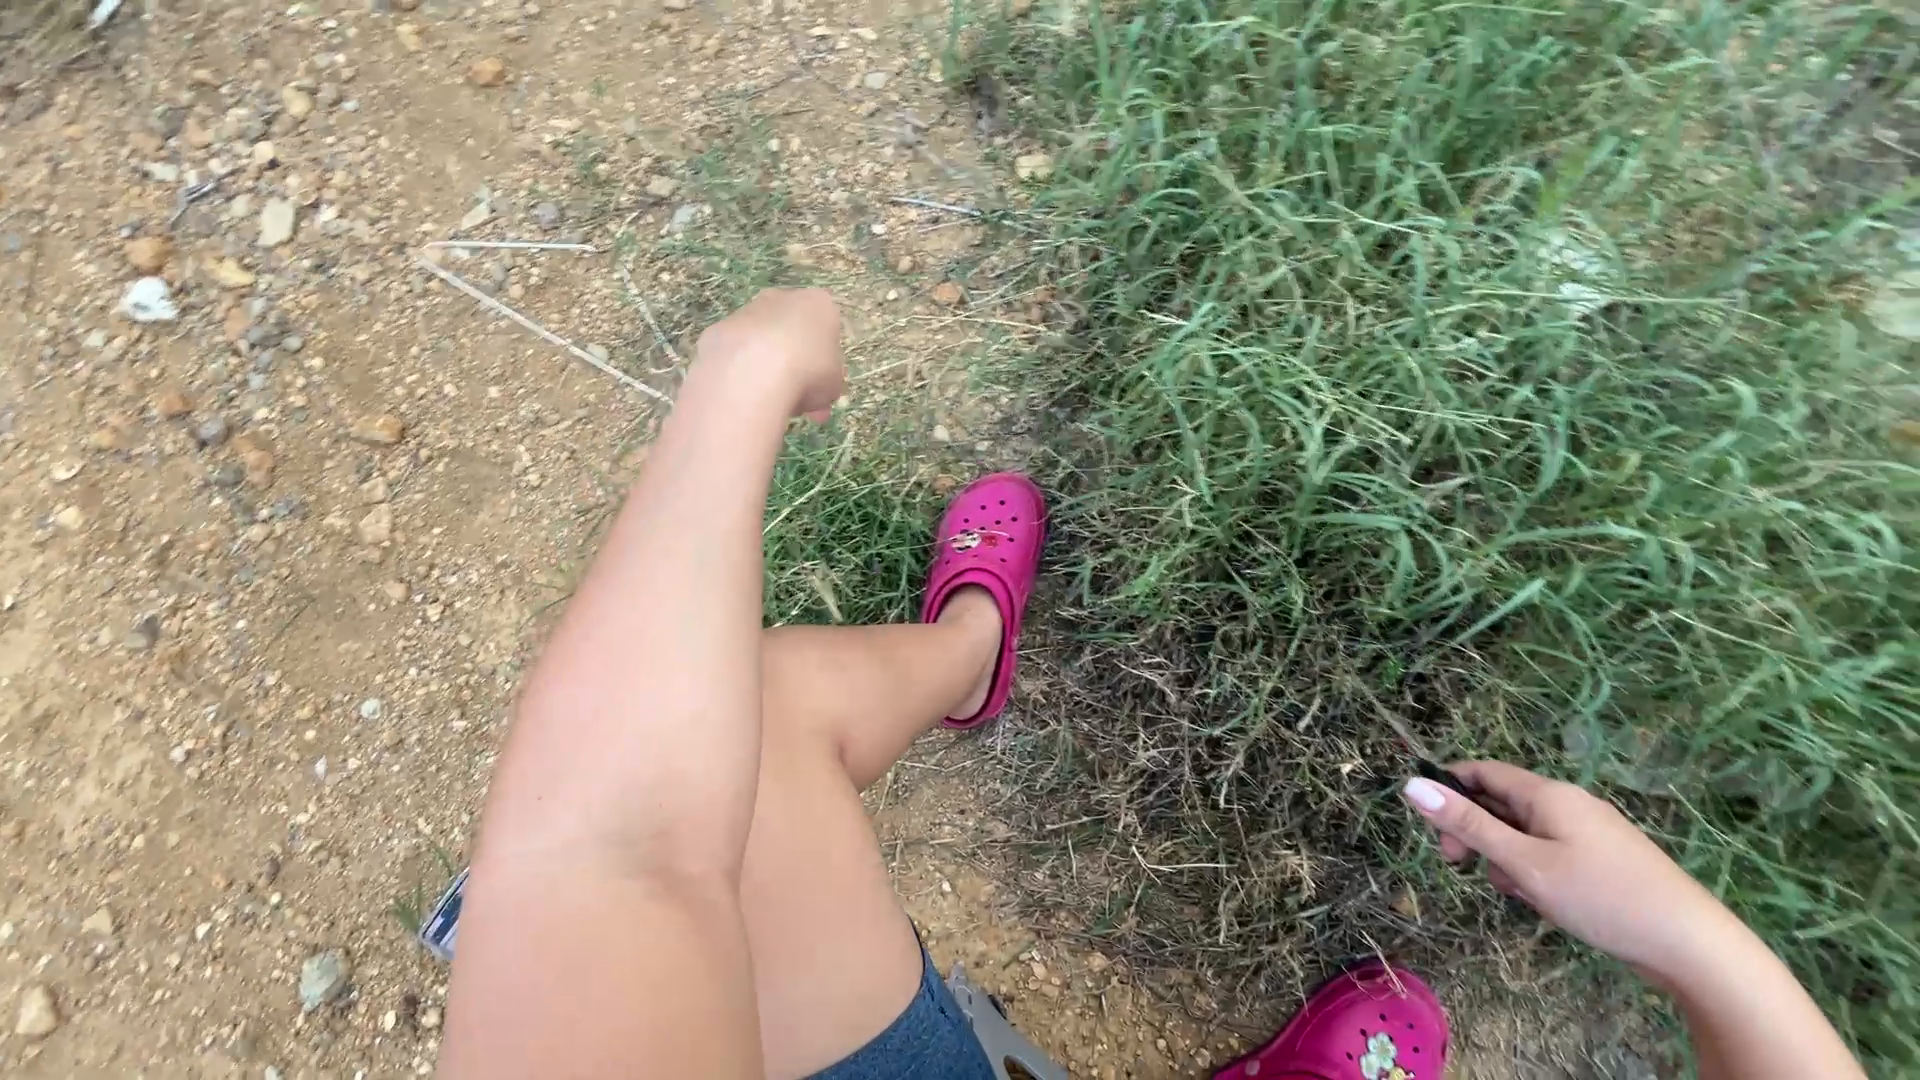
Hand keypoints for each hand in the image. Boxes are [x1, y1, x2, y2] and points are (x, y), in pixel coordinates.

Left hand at [694, 288, 844, 418]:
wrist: (754, 373)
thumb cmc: (808, 373)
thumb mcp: (833, 386)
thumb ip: (827, 384)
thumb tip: (816, 394)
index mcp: (818, 305)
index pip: (827, 330)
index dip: (826, 363)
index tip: (822, 389)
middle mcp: (781, 299)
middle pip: (792, 332)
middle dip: (796, 364)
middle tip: (798, 399)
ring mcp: (746, 312)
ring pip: (763, 343)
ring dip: (768, 370)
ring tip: (771, 404)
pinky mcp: (718, 330)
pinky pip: (736, 354)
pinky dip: (741, 373)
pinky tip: (745, 395)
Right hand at [1402, 761, 1727, 976]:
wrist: (1698, 950)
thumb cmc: (1602, 897)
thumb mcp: (1523, 863)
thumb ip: (1467, 824)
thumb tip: (1410, 784)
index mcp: (1547, 794)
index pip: (1481, 771)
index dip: (1448, 789)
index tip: (1432, 826)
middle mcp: (1568, 802)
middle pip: (1500, 802)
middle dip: (1474, 831)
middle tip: (1459, 865)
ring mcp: (1590, 831)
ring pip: (1523, 831)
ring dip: (1504, 856)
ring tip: (1516, 892)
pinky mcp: (1604, 858)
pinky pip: (1549, 850)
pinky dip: (1533, 869)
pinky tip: (1545, 900)